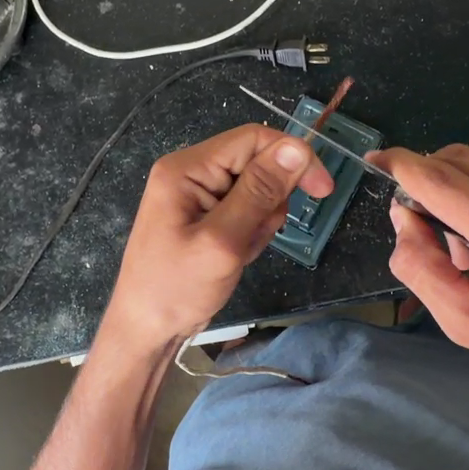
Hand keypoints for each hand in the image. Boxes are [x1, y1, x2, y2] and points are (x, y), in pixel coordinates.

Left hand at [101, 125, 332, 349]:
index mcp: (187, 167)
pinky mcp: (206, 215)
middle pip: (257, 163)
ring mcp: (198, 194)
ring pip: (257, 190)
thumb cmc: (176, 288)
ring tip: (238, 253)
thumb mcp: (223, 241)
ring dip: (260, 223)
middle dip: (269, 203)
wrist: (146, 330)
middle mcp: (191, 171)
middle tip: (251, 239)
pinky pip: (246, 211)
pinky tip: (235, 256)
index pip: (253, 138)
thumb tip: (296, 148)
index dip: (293, 157)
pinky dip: (250, 233)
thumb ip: (259, 192)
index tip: (322, 190)